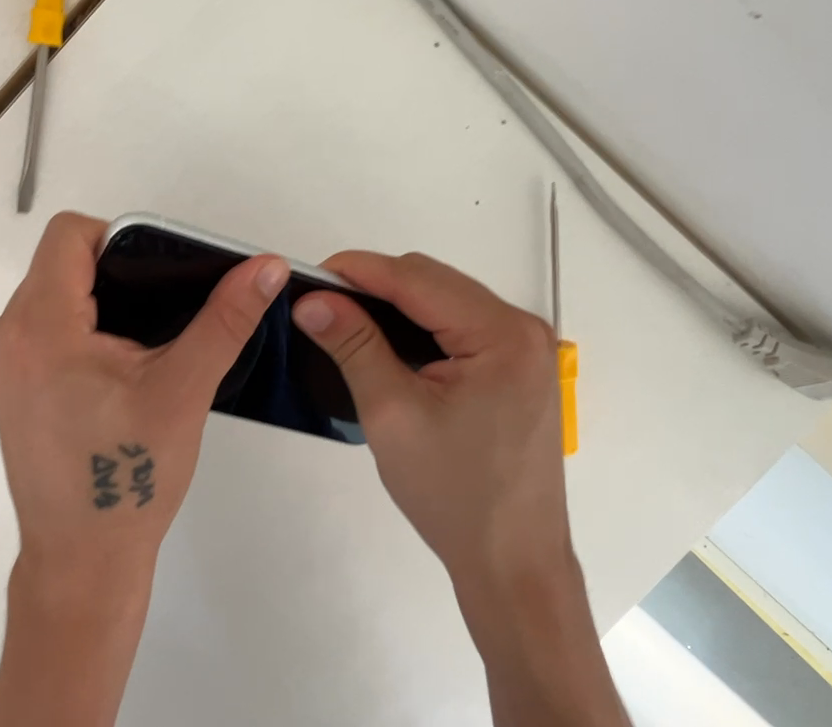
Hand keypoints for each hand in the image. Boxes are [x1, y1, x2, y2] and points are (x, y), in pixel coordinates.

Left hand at [0, 212, 289, 582]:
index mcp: (41, 326)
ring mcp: (2, 365)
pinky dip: (77, 329)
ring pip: (50, 295)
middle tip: (163, 309)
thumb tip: (267, 266)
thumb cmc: (130, 477)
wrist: (84, 561)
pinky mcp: (8, 389)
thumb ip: (226, 318)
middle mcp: (8, 336)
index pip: (68, 234)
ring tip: (145, 338)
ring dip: (96, 302)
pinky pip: (40, 329)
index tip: (158, 274)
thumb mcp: (183, 390)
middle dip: (114, 273)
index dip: (118, 237)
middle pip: (59, 264)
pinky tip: (117, 366)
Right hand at [291, 251, 567, 589]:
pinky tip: (386, 344)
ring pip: (444, 300)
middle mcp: (522, 330)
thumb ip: (353, 345)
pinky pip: (458, 326)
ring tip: (345, 321)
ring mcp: (524, 349)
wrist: (512, 562)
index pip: (416, 278)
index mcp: (502, 335)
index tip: (308, 277)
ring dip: (395, 304)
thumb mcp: (392, 413)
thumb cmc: (455, 494)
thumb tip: (311, 301)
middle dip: (374, 285)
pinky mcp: (516, 369)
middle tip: (322, 306)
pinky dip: (418, 326)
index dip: (357, 270)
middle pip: (433, 281)